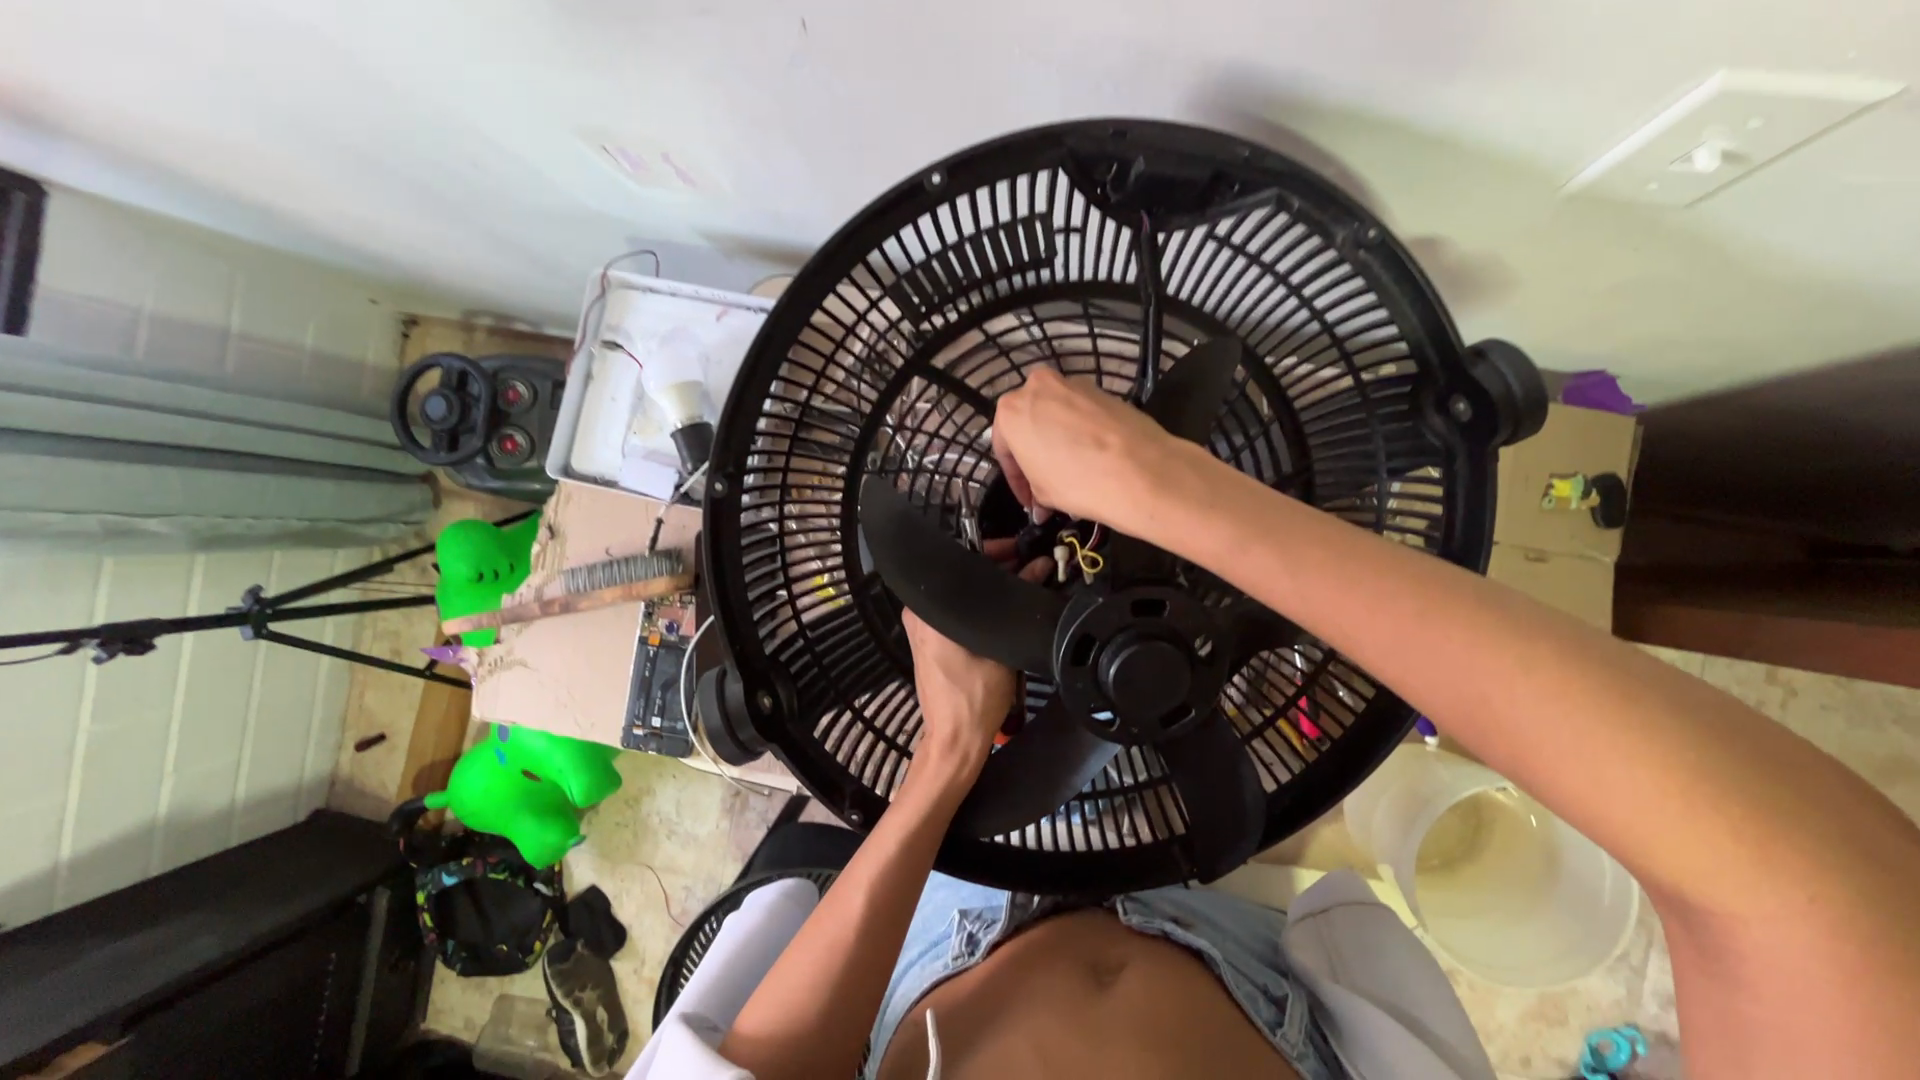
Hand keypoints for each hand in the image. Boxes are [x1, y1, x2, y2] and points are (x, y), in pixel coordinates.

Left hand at [902, 553, 1051, 781]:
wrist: (955, 740)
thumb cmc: (974, 699)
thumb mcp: (1002, 645)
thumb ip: (1018, 602)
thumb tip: (1040, 567)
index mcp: (928, 609)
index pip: (960, 560)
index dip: (993, 550)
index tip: (1019, 548)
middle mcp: (918, 611)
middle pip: (959, 574)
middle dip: (995, 566)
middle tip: (1029, 563)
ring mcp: (922, 625)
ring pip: (959, 590)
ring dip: (990, 584)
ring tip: (1024, 578)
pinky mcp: (930, 639)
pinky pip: (955, 608)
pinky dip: (979, 601)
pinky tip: (1006, 601)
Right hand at [990, 368, 1208, 533]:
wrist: (1139, 470)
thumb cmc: (1078, 481)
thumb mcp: (1043, 494)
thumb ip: (1034, 491)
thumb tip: (1039, 504)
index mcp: (1010, 411)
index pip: (1004, 448)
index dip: (1015, 479)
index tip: (1027, 499)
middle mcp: (1037, 387)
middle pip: (1029, 423)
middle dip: (1035, 454)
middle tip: (1044, 484)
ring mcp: (1073, 384)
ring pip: (1057, 415)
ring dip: (1058, 441)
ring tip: (1070, 473)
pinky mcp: (1103, 389)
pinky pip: (1082, 413)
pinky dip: (1081, 432)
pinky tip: (1092, 458)